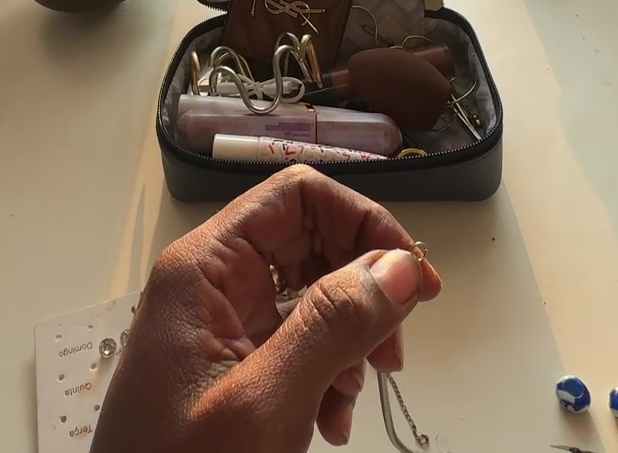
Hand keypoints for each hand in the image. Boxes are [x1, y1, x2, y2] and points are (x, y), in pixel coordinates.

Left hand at [92, 166, 441, 451]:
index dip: (360, 220)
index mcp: (207, 263)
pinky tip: (330, 420)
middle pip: (311, 242)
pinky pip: (300, 340)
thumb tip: (401, 263)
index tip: (410, 276)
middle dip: (360, 291)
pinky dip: (329, 372)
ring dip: (349, 341)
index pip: (296, 195)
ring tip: (350, 399)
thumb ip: (332, 326)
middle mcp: (215, 277)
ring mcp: (225, 319)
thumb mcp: (265, 401)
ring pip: (313, 293)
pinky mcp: (235, 359)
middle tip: (391, 352)